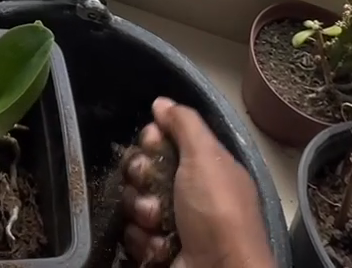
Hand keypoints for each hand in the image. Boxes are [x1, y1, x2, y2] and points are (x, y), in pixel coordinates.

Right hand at [121, 98, 274, 267]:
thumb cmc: (218, 213)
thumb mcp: (207, 157)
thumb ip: (184, 123)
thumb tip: (161, 102)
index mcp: (204, 167)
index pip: (162, 139)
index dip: (151, 139)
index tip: (152, 143)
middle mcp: (187, 192)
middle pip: (142, 168)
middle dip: (141, 176)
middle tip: (153, 188)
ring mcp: (172, 223)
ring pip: (133, 200)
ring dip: (142, 211)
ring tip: (159, 223)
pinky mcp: (158, 250)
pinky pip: (133, 234)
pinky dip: (144, 240)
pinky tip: (161, 246)